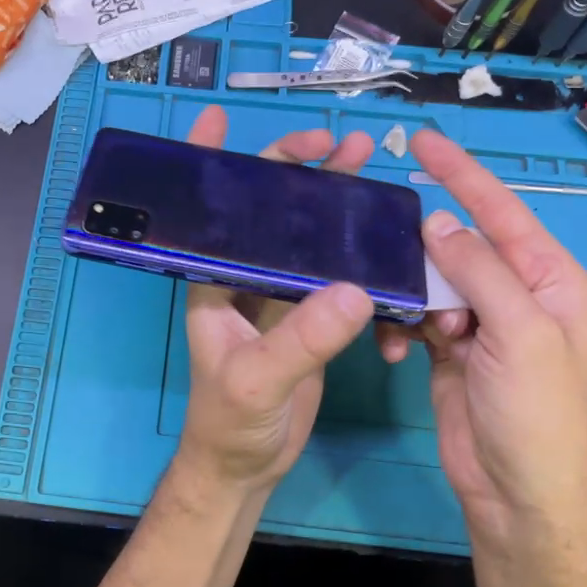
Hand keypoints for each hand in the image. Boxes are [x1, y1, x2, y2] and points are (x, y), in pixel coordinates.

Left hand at [174, 106, 379, 490]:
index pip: (208, 210)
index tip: (217, 118)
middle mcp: (243, 277)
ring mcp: (277, 296)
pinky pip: (330, 274)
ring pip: (303, 236)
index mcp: (215, 279)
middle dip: (296, 169)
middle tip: (338, 144)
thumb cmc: (230, 422)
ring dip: (331, 203)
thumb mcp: (258, 381)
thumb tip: (354, 290)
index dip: (205, 161)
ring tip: (366, 169)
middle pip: (267, 209)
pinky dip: (353, 255)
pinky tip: (382, 244)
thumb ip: (302, 341)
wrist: (245, 468)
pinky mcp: (305, 319)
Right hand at [407, 130, 586, 550]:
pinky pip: (419, 313)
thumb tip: (438, 223)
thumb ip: (479, 271)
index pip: (502, 212)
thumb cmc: (536, 414)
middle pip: (461, 244)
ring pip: (433, 278)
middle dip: (430, 252)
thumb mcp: (520, 335)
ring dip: (417, 295)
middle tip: (396, 253)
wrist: (515, 496)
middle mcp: (517, 293)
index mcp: (550, 280)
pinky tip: (398, 349)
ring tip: (422, 327)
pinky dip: (404, 324)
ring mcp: (481, 322)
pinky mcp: (450, 348)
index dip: (462, 174)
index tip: (422, 140)